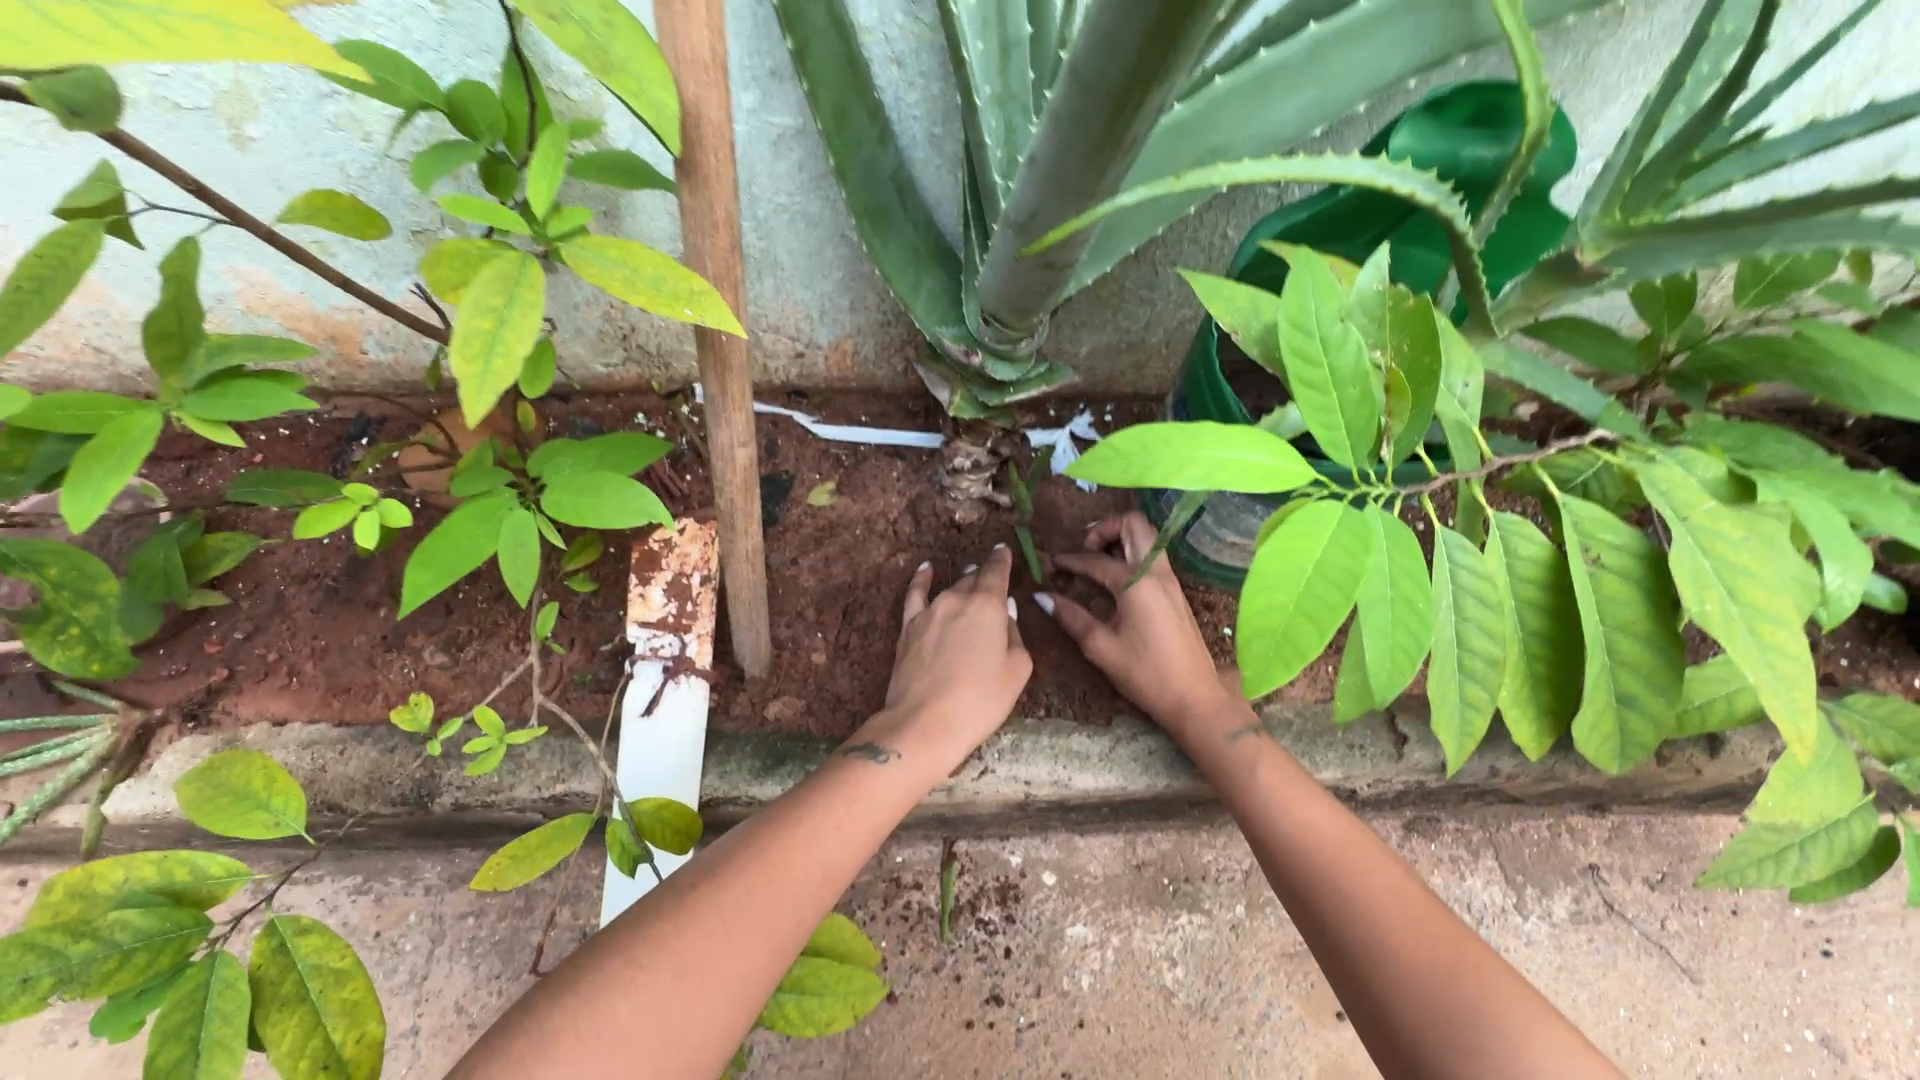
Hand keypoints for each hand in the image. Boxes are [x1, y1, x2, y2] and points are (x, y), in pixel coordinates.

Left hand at [850, 546, 1032, 778]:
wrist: (926, 722)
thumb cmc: (981, 700)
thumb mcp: (1017, 671)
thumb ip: (1016, 636)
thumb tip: (1007, 614)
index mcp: (989, 606)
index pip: (997, 573)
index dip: (1002, 560)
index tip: (1004, 550)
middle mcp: (957, 599)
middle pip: (974, 579)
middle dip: (985, 575)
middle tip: (993, 574)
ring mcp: (929, 611)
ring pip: (950, 588)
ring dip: (962, 580)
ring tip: (970, 574)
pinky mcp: (908, 627)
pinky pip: (915, 594)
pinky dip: (922, 578)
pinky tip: (926, 569)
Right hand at [1038, 512, 1243, 740]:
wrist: (1194, 697)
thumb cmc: (1145, 674)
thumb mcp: (1100, 647)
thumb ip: (1071, 616)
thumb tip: (1042, 596)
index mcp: (1136, 583)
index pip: (1096, 560)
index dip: (1070, 560)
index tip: (1051, 564)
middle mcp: (1156, 572)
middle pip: (1134, 524)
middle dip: (1105, 527)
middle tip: (1085, 548)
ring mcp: (1170, 580)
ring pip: (1147, 537)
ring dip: (1121, 538)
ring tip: (1098, 560)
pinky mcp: (1176, 592)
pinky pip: (1153, 556)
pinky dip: (1133, 554)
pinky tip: (1116, 579)